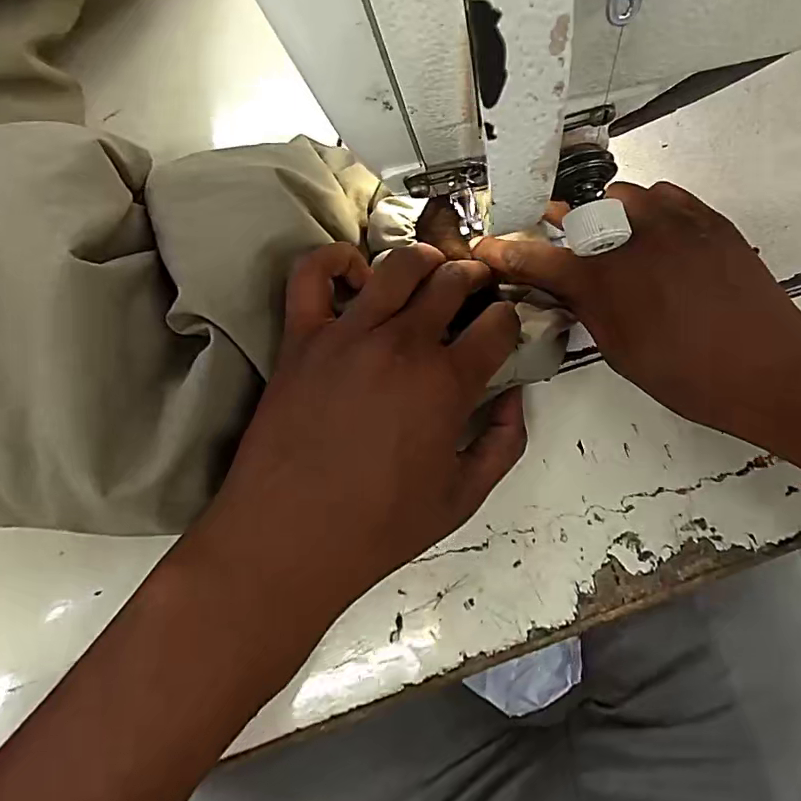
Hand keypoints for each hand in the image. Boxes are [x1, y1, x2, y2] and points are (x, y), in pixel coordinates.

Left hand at [211, 242, 526, 593]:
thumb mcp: (464, 497)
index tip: (505, 327)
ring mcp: (348, 337)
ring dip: (426, 260)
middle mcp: (402, 347)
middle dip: (476, 278)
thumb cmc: (376, 526)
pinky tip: (355, 270)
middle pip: (454, 280)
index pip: (498, 323)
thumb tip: (515, 398)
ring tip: (432, 271)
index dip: (510, 320)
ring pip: (398, 265)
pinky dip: (335, 259)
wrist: (286, 542)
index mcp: (447, 384)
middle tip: (476, 288)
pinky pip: (312, 274)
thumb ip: (504, 443)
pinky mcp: (302, 340)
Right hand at [474, 182, 800, 451]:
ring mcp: (674, 222)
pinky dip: (651, 210)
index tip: (494, 250)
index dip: (508, 253)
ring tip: (622, 246)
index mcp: (605, 282)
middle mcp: (634, 240)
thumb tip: (567, 289)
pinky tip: (658, 238)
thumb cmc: (695, 376)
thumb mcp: (623, 353)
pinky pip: (665, 195)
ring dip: (611, 216)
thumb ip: (588, 310)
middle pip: (579, 214)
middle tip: (573, 254)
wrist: (770, 369)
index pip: (537, 258)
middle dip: (566, 232)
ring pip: (622, 196)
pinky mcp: (708, 218)